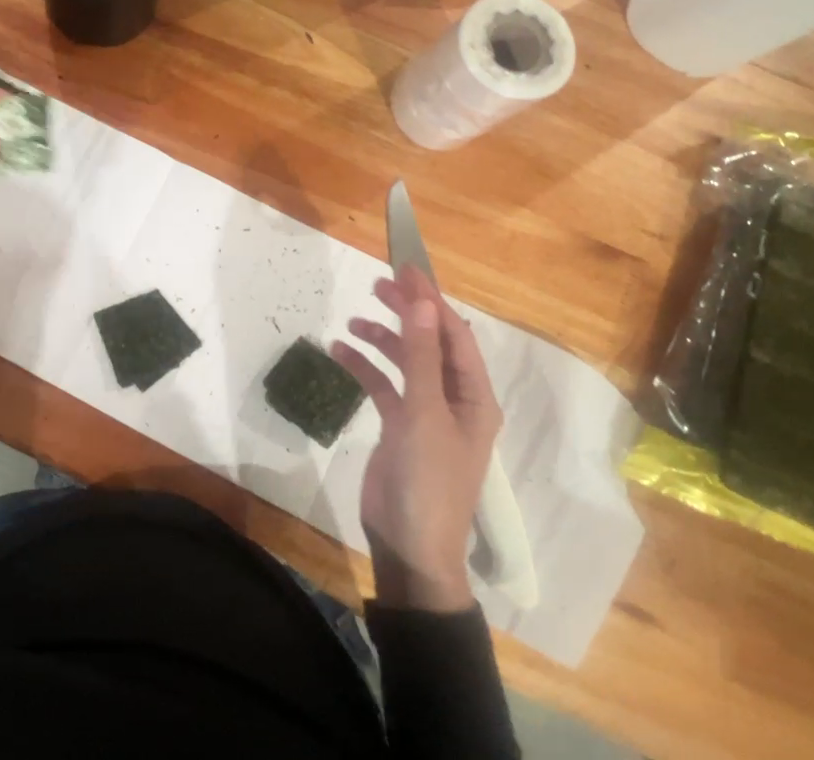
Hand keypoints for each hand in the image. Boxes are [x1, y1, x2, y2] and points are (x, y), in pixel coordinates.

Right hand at [330, 265, 501, 612]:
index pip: (454, 335)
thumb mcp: (424, 414)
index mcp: (474, 396)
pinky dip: (364, 369)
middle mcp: (454, 399)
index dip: (431, 301)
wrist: (410, 544)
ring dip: (383, 340)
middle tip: (376, 285)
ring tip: (354, 320)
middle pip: (431, 343)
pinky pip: (383, 387)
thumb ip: (421, 358)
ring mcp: (425, 414)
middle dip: (407, 314)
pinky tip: (338, 353)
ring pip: (405, 363)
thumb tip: (422, 303)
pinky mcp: (398, 428)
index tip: (403, 269)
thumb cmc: (428, 480)